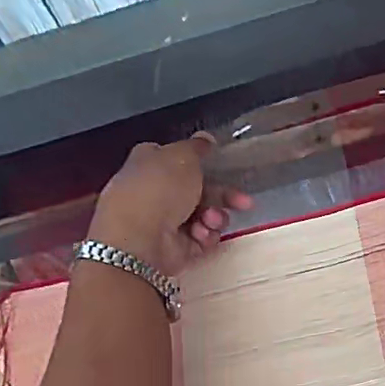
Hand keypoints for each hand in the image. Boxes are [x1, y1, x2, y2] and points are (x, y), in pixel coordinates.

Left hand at [86, 134, 253, 277]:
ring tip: (211, 220)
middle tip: (243, 202)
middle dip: (222, 196)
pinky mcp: (176, 247)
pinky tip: (200, 235)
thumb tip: (206, 139)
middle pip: (200, 191)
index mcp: (152, 163)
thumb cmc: (159, 187)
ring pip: (205, 216)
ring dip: (214, 217)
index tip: (224, 167)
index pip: (181, 160)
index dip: (203, 164)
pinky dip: (205, 236)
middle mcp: (158, 191)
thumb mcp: (182, 155)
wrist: (141, 237)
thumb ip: (198, 148)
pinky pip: (201, 239)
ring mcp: (167, 221)